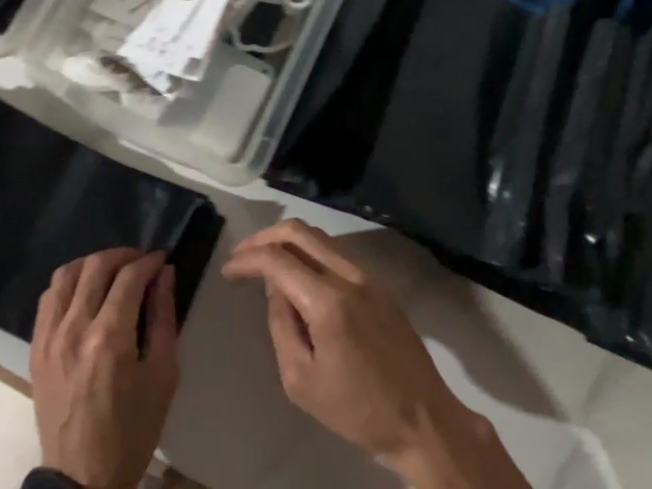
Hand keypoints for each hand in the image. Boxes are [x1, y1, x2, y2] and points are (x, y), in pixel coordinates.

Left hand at [31, 248, 179, 488]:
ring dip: (92, 264)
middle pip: (95, 267)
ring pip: (65, 275)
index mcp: (110, 337)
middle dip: (122, 255)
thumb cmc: (132, 430)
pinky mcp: (35, 346)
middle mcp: (74, 328)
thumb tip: (164, 275)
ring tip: (111, 271)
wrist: (83, 474)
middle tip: (140, 262)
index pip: (128, 277)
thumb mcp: (162, 377)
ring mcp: (49, 336)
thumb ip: (164, 319)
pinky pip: (48, 298)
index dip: (147, 261)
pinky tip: (84, 292)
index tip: (160, 260)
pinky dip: (68, 284)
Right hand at [223, 222, 527, 488]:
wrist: (422, 420)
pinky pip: (337, 254)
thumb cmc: (356, 410)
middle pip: (299, 231)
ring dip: (287, 242)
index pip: (276, 260)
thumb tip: (275, 290)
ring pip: (320, 237)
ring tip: (264, 264)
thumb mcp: (300, 380)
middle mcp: (350, 277)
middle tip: (241, 257)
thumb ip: (281, 326)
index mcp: (328, 301)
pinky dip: (310, 254)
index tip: (228, 271)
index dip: (246, 260)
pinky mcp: (381, 286)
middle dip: (263, 238)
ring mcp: (370, 278)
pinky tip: (298, 277)